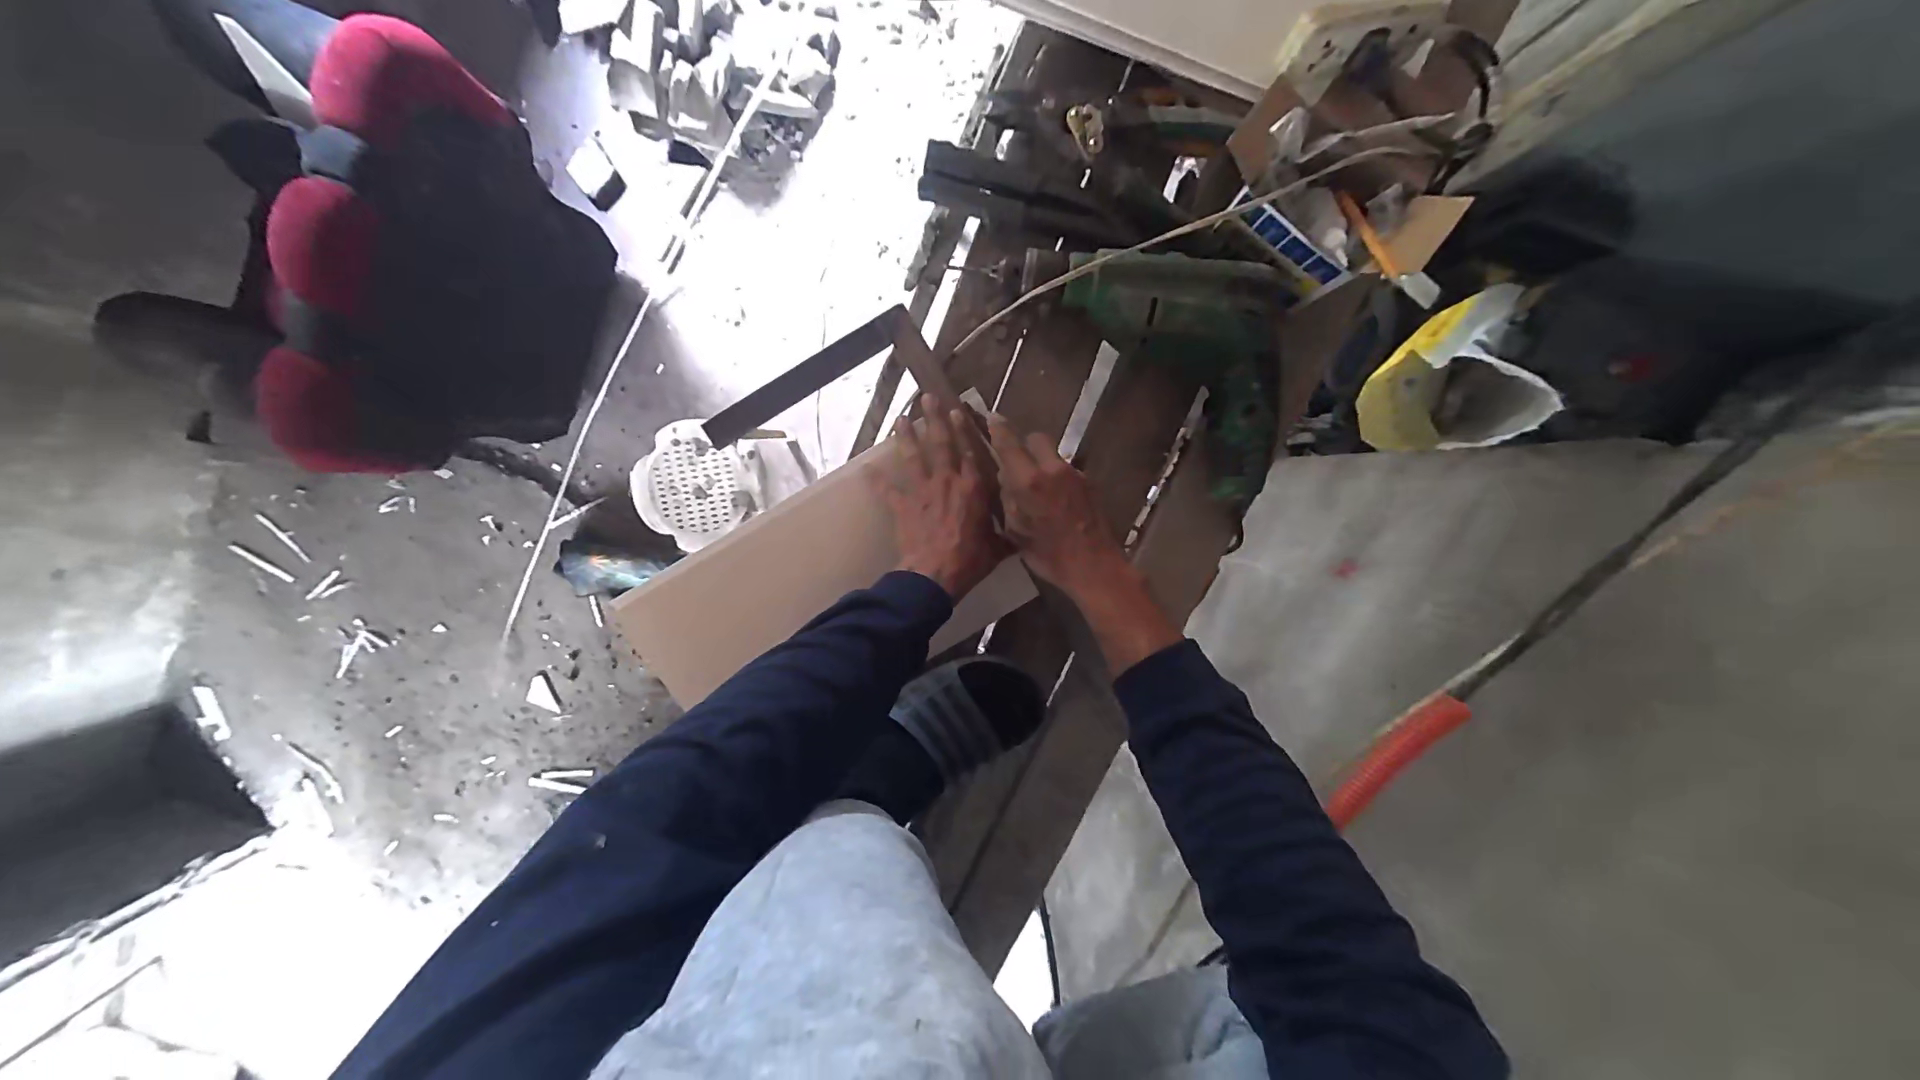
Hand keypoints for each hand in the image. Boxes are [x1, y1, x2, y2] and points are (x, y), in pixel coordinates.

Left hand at [875, 395, 1008, 599]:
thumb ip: (1007, 533)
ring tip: (900, 419)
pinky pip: (887, 491)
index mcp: (972, 488)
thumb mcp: (997, 547)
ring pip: (913, 458)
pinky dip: (876, 481)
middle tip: (926, 398)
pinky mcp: (902, 507)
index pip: (969, 451)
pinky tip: (867, 469)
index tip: (957, 409)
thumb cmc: (969, 561)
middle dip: (933, 419)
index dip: (963, 429)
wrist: (934, 575)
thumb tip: (1020, 531)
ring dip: (906, 437)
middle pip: (940, 444)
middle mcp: (946, 482)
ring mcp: (922, 492)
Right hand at [988, 414, 1180, 674]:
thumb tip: (1006, 480)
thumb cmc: (1049, 555)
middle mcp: (1052, 469)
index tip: (993, 418)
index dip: (999, 429)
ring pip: (1053, 455)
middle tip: (1018, 462)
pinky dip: (1058, 477)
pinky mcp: (1090, 483)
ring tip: (1039, 486)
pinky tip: (1057, 499)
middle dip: (1025, 445)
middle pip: (1036, 439)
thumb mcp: (1016, 531)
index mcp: (1028, 481)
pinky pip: (1067, 470)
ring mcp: (1075, 474)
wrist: (1094, 566)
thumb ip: (1008, 500)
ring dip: (1043, 462)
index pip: (1009, 443)